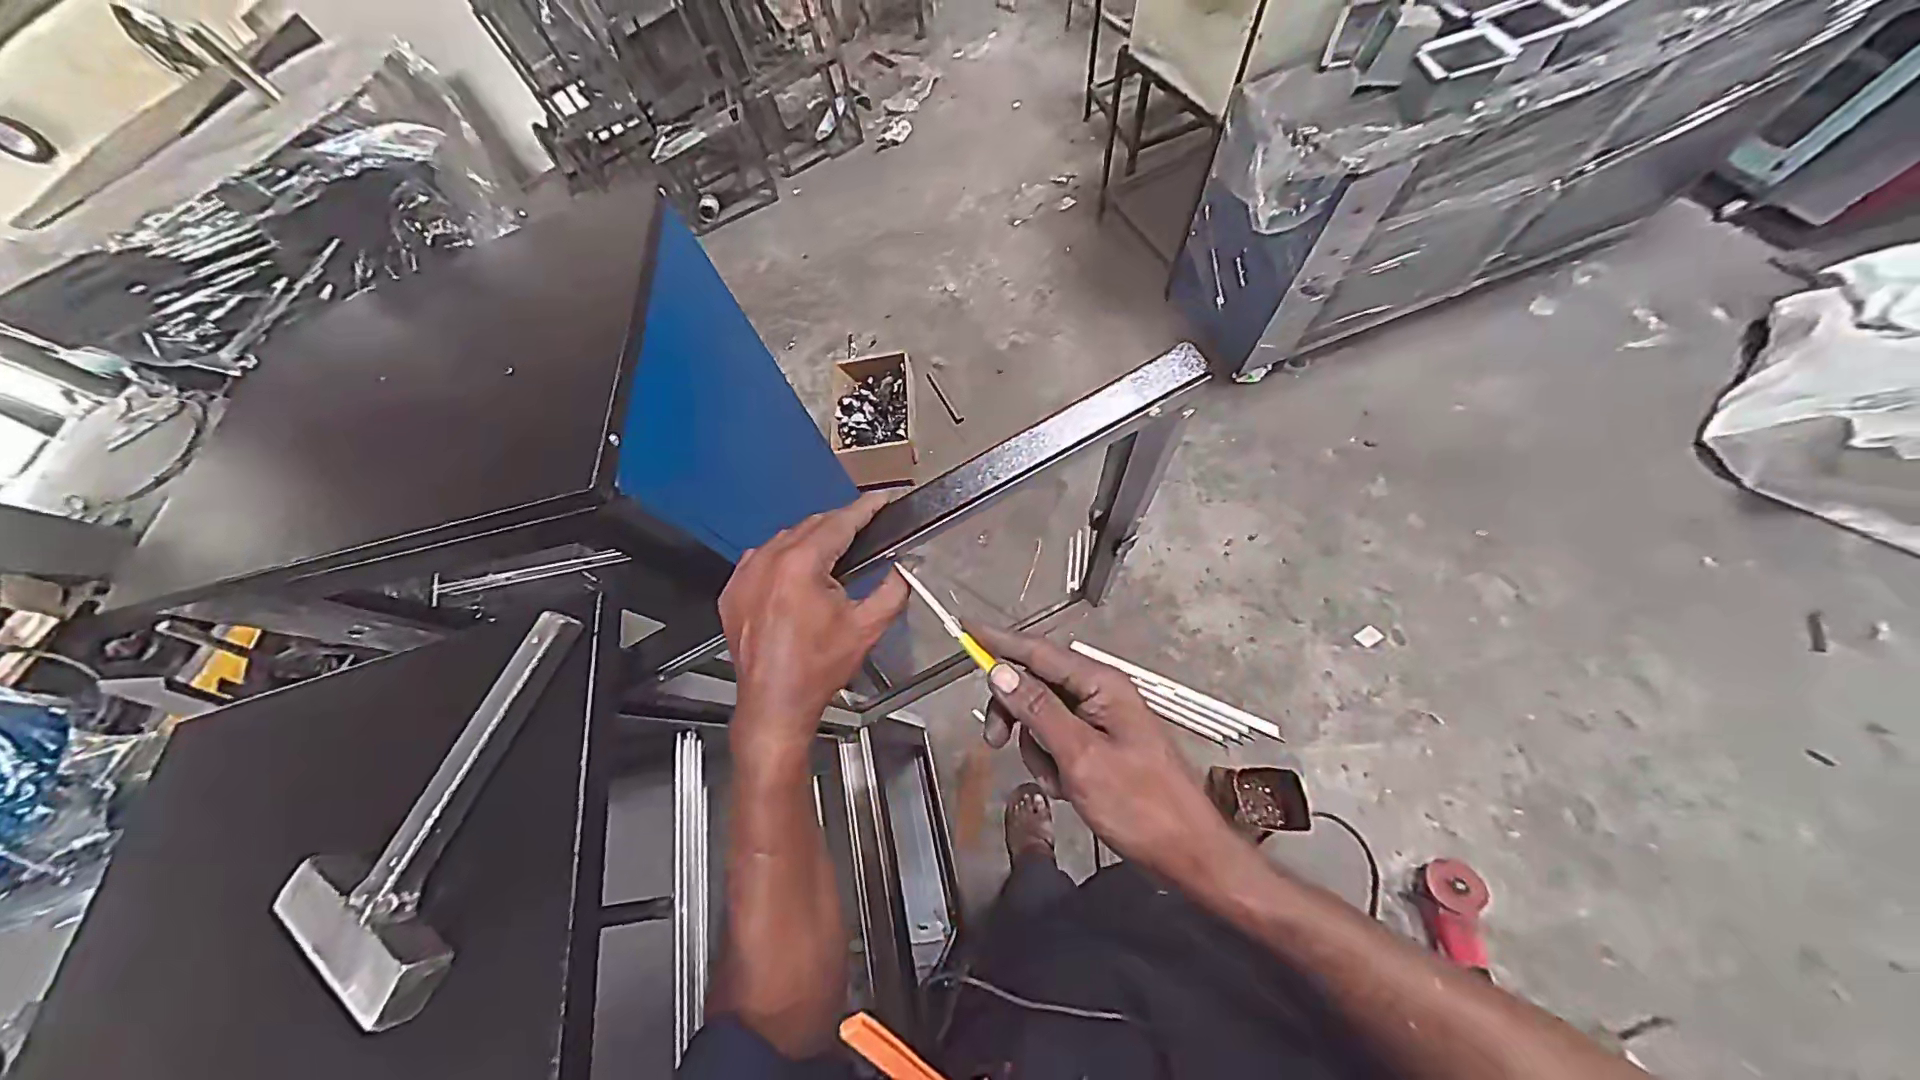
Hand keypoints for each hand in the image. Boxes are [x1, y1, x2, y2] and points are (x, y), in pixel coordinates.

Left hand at [719, 493, 908, 754]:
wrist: (776, 702)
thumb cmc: (815, 670)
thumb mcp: (868, 627)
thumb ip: (893, 589)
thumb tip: (905, 567)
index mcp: (801, 566)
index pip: (840, 522)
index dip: (866, 508)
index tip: (880, 500)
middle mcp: (768, 563)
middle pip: (812, 525)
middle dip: (841, 524)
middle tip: (865, 528)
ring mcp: (746, 576)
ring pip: (785, 538)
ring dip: (812, 540)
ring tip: (835, 554)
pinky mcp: (734, 591)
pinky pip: (762, 557)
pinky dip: (783, 557)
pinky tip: (798, 573)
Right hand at [970, 624, 1239, 882]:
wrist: (1185, 852)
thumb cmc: (1144, 806)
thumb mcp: (1081, 756)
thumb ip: (1038, 710)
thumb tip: (1002, 673)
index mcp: (1101, 685)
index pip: (1039, 651)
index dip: (1000, 642)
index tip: (969, 629)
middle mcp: (1100, 695)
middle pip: (1036, 684)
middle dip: (1014, 712)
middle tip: (996, 739)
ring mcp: (1100, 720)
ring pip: (1041, 716)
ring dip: (1036, 748)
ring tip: (1057, 778)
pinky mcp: (1098, 744)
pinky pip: (1056, 741)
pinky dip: (1051, 763)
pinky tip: (1068, 786)